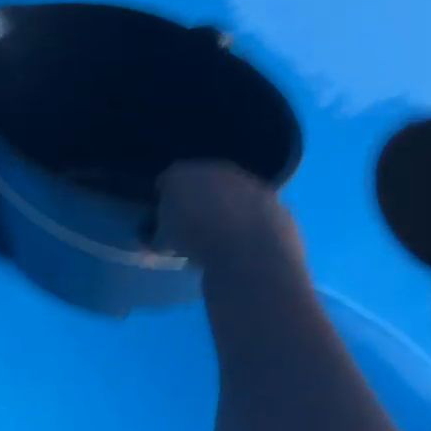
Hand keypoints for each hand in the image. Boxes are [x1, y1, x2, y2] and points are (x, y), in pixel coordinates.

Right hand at [155, 160, 301, 269]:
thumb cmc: (196, 243)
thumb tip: (148, 241)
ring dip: (230, 209)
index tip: (166, 216)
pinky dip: (254, 223)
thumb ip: (154, 234)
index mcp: (181, 172)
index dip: (167, 198)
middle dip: (200, 198)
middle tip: (195, 223)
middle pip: (204, 182)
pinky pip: (261, 213)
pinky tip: (248, 242)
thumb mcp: (163, 241)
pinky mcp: (281, 207)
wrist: (252, 259)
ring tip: (224, 236)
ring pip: (235, 195)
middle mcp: (217, 171)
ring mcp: (253, 187)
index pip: (168, 179)